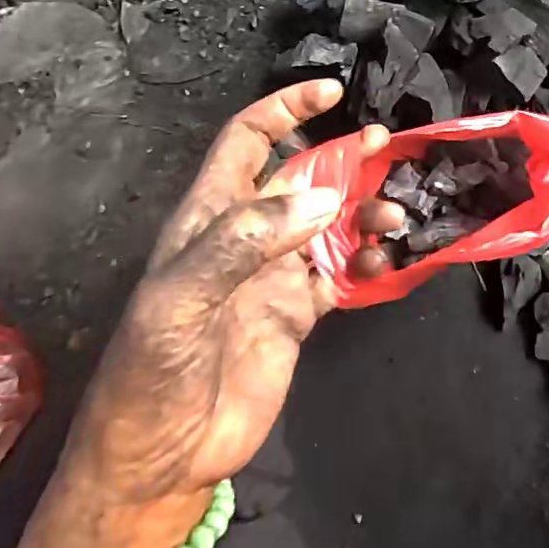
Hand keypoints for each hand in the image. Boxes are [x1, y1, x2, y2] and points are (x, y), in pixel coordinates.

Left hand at [16, 80, 401, 547]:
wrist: (161, 455)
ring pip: (332, 222)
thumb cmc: (154, 367)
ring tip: (394, 216)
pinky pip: (343, 273)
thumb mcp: (181, 296)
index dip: (285, 109)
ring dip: (365, 211)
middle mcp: (250, 233)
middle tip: (384, 147)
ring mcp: (277, 272)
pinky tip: (386, 262)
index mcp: (213, 213)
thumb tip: (323, 198)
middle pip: (304, 176)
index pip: (249, 139)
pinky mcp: (298, 312)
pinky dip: (369, 262)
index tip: (330, 91)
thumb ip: (246, 241)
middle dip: (343, 156)